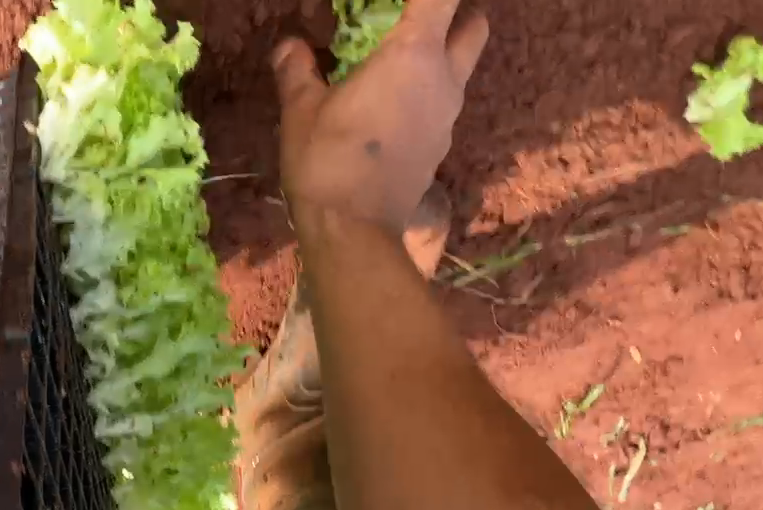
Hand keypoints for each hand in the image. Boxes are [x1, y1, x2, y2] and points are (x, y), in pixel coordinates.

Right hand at [273, 0, 488, 234]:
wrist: (351, 233)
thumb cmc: (326, 163)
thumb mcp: (300, 115)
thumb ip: (297, 73)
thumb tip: (288, 47)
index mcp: (412, 53)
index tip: (394, 7)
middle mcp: (444, 77)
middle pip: (474, 23)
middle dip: (453, 18)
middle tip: (414, 30)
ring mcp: (447, 117)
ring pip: (461, 70)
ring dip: (440, 64)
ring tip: (397, 81)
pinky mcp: (440, 151)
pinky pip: (442, 111)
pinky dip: (425, 105)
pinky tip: (391, 123)